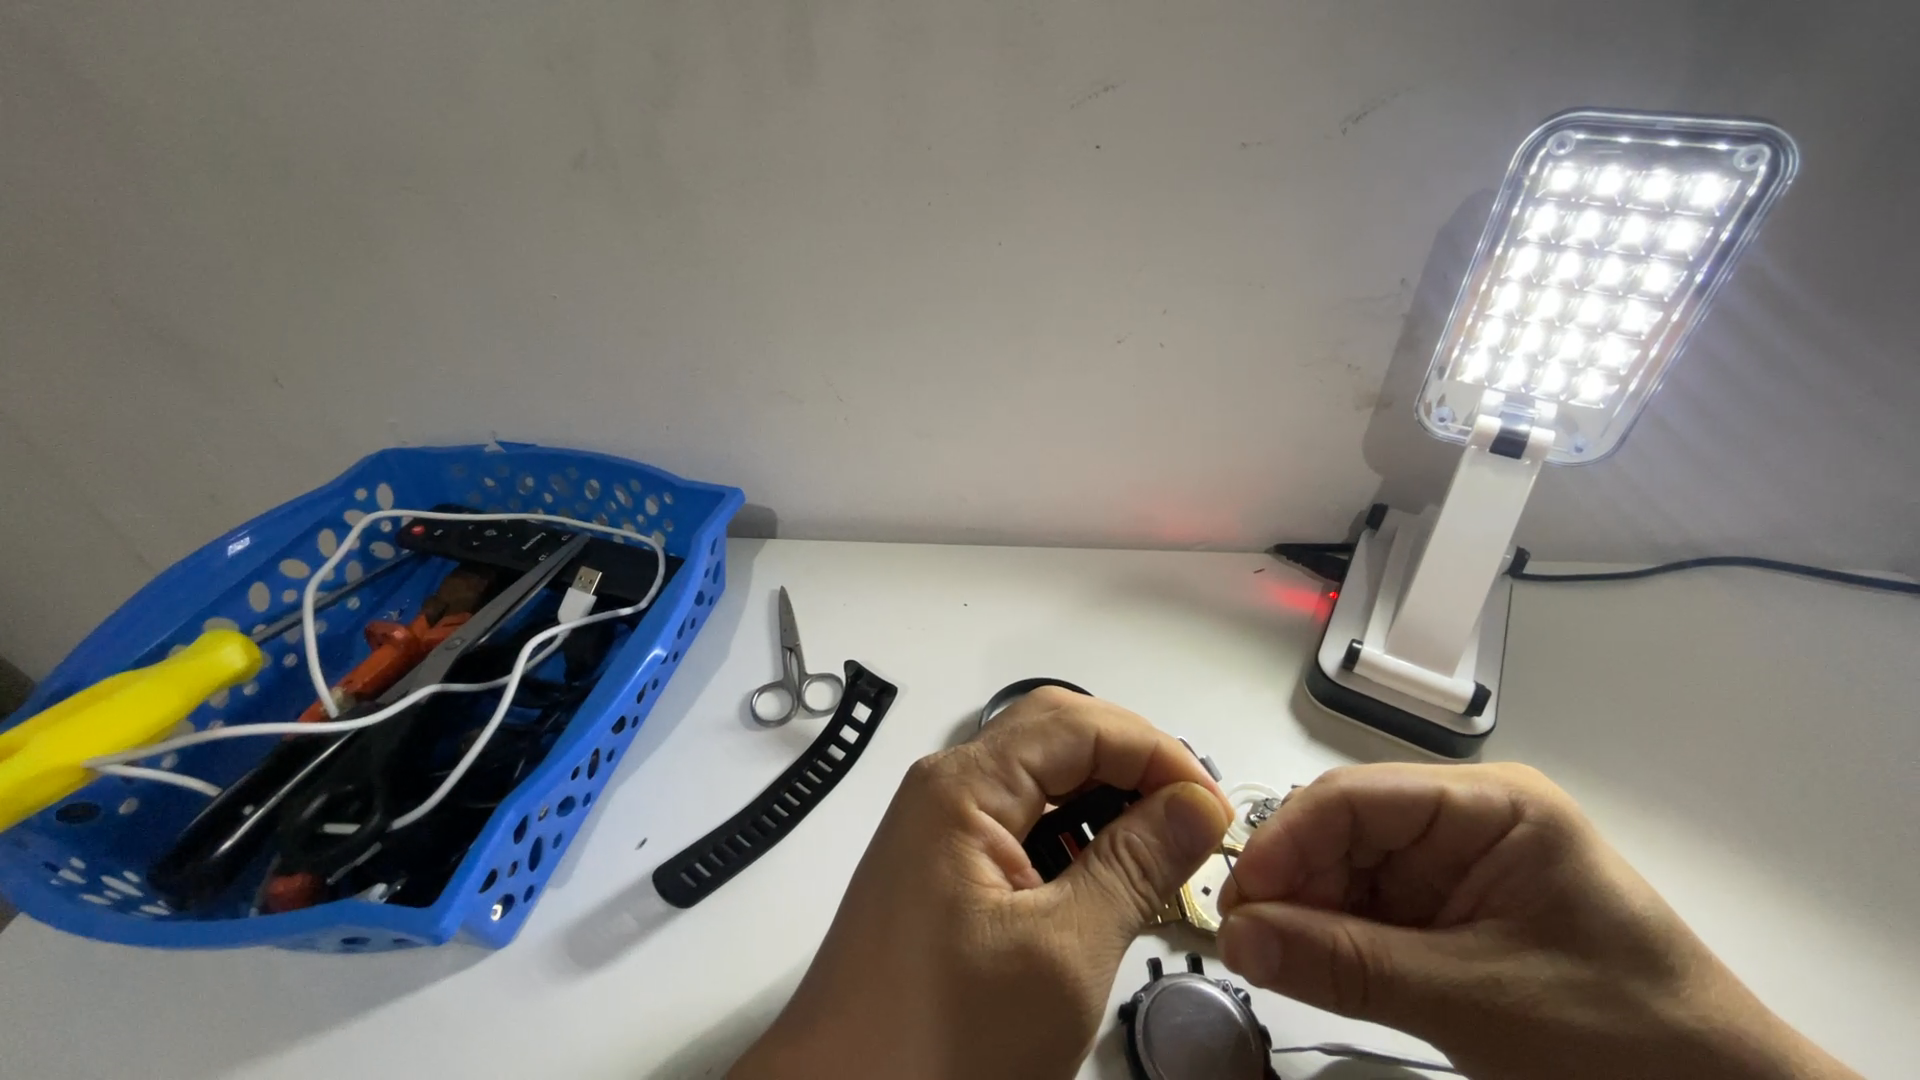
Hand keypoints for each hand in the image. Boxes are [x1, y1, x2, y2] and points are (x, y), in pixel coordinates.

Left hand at [729, 688, 1230, 1079]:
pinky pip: (1023, 824)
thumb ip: (1135, 865)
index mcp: (964, 787)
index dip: (1156, 753)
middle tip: (1192, 829)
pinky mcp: (947, 865)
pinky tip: (1106, 885)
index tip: (1211, 810)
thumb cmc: (940, 1043)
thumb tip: (1196, 805)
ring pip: (1044, 781)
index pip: (1079, 724)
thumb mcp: (1062, 953)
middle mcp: (947, 789)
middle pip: (1058, 738)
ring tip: (1158, 863)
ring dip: (1108, 807)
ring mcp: (943, 826)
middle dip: (1134, 771)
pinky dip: (1075, 842)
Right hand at [1217, 763, 1861, 1079]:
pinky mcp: (1443, 914)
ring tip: (1269, 958)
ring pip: (1342, 872)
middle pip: (1341, 831)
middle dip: (1290, 883)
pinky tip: (1306, 965)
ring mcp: (1450, 868)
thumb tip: (1234, 940)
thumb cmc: (1626, 1043)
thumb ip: (1346, 966)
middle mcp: (1461, 822)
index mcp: (1489, 806)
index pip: (1357, 798)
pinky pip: (1363, 912)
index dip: (1287, 842)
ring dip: (1303, 914)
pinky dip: (1328, 940)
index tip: (1236, 900)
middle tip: (1243, 941)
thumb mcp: (1477, 1002)